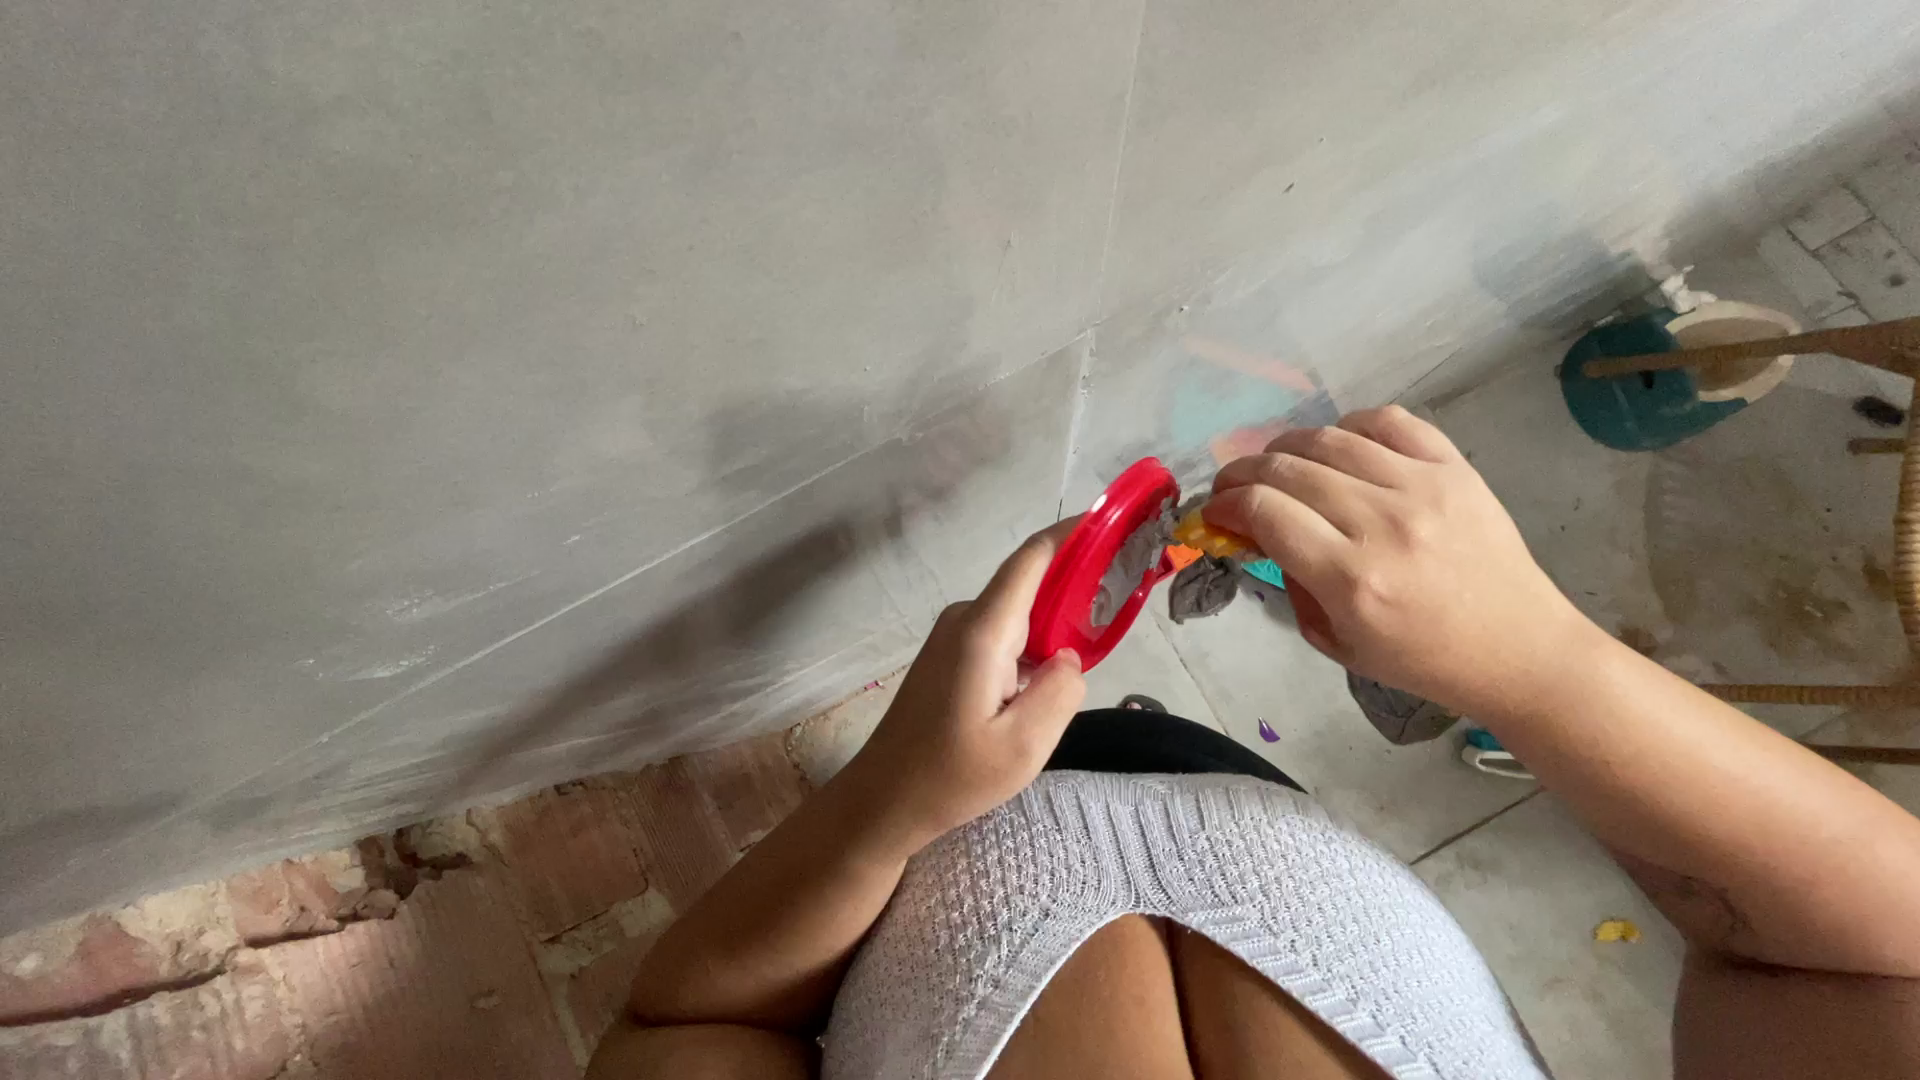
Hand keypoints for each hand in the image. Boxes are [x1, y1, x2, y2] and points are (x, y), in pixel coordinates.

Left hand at [838, 521, 1087, 847]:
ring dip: (1055, 619)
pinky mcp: (950, 654)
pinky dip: (1033, 641)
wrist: (885, 797)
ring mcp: (953, 635)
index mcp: (983, 630)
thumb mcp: (1023, 746)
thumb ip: (1060, 692)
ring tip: (1095, 644)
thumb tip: (1068, 657)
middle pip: (1029, 582)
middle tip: (1123, 598)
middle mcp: (965, 619)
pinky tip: (1050, 674)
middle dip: (1077, 581)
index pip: (1032, 559)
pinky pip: (1002, 633)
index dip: (1074, 534)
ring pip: (1018, 612)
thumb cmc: (951, 776)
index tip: (1115, 523)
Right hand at [1204, 405, 1593, 712]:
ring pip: (1327, 439)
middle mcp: (1383, 523)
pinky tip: (1338, 449)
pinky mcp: (1456, 468)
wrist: (1520, 650)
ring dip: (1284, 448)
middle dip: (1241, 474)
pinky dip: (1348, 427)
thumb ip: (1288, 581)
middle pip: (1285, 470)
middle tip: (1231, 488)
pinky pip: (1388, 422)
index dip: (1225, 505)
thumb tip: (1256, 531)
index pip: (1263, 511)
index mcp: (1350, 578)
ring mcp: (1424, 488)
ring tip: (1276, 466)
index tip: (1215, 514)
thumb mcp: (1333, 639)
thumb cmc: (1419, 659)